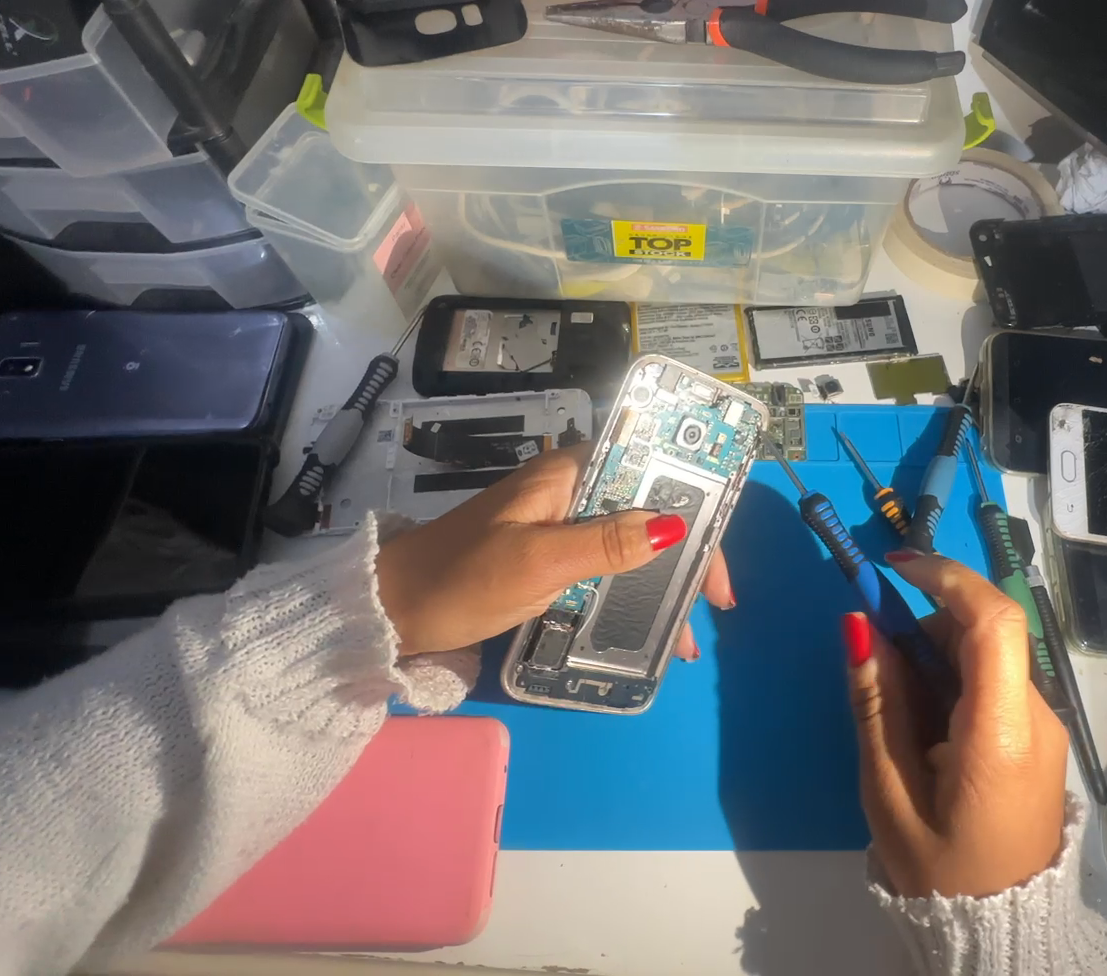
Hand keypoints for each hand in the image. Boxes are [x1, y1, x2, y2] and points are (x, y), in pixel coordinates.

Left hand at [375, 444, 732, 655]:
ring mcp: (559, 524)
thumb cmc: (462, 579)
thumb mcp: (538, 561)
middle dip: (685, 554)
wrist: (394, 611)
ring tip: (682, 633)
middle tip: (711, 603)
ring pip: (629, 540)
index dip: (692, 508)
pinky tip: (644, 621)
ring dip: (661, 580)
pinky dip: (630, 589)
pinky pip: (605, 563)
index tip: (713, 557)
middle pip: (646, 508)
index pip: (648, 473)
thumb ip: (604, 543)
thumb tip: (672, 526)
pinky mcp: (549, 554)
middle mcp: (570, 491)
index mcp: (568, 475)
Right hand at [843, 551, 1068, 898]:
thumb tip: (859, 624)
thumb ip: (875, 703)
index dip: (947, 577)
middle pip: (982, 632)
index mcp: (1002, 735)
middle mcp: (1036, 718)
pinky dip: (950, 678)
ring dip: (934, 654)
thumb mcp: (888, 790)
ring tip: (900, 715)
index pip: (994, 622)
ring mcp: (1044, 725)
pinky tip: (925, 727)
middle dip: (924, 625)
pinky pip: (990, 680)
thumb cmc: (940, 871)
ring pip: (984, 653)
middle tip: (878, 664)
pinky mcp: (1038, 735)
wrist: (1006, 933)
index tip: (894, 566)